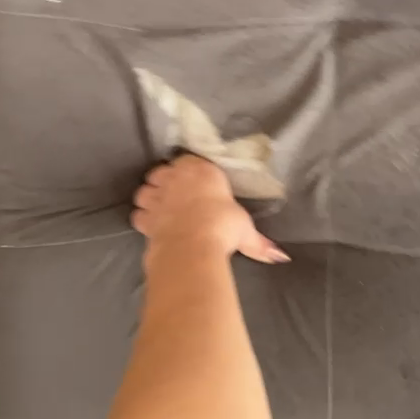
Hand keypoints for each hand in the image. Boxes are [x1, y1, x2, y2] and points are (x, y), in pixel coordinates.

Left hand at [131, 155, 289, 264]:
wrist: (191, 246)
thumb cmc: (222, 225)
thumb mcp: (245, 230)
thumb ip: (258, 242)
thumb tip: (281, 257)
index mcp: (201, 170)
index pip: (188, 161)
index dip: (188, 171)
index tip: (194, 182)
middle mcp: (175, 179)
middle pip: (161, 172)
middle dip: (165, 181)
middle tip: (177, 195)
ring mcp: (156, 197)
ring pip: (144, 191)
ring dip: (150, 197)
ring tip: (161, 207)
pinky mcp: (144, 218)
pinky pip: (138, 214)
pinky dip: (143, 217)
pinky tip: (152, 224)